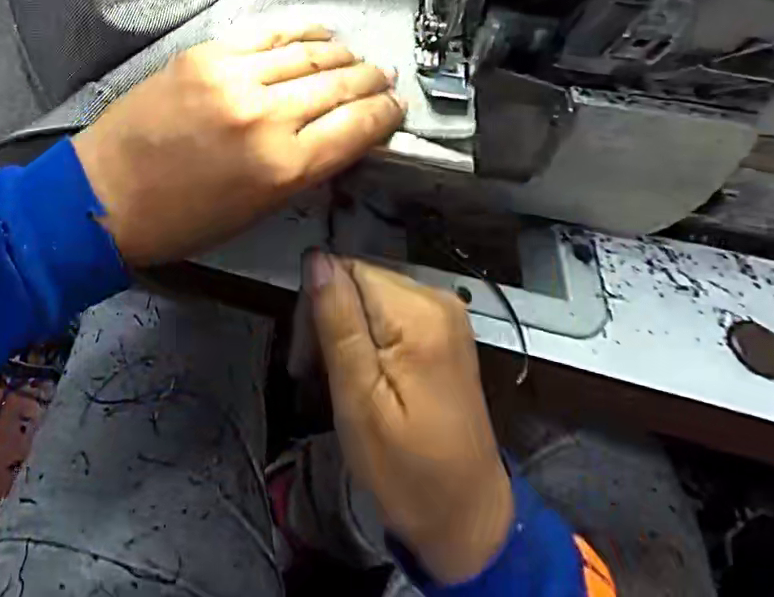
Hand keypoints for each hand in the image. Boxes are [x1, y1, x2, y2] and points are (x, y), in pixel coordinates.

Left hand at [71, 26, 403, 266]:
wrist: (106, 194)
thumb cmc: (184, 219)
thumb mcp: (260, 209)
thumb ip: (307, 166)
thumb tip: (343, 131)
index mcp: (284, 167)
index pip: (357, 127)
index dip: (386, 114)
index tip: (397, 107)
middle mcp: (268, 116)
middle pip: (340, 84)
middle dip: (372, 80)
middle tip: (385, 77)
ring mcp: (235, 78)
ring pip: (310, 53)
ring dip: (343, 53)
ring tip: (357, 56)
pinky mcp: (207, 54)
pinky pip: (269, 33)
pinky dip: (302, 32)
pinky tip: (321, 34)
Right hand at [305, 253, 513, 584]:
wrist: (466, 515)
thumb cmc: (407, 471)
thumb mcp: (359, 401)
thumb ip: (338, 323)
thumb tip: (315, 258)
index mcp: (419, 314)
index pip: (346, 271)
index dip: (316, 305)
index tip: (306, 358)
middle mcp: (438, 298)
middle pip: (359, 279)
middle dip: (328, 318)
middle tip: (313, 375)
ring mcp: (446, 312)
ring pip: (370, 294)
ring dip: (344, 330)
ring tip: (334, 380)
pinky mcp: (444, 328)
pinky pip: (389, 311)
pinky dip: (367, 337)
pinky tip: (360, 373)